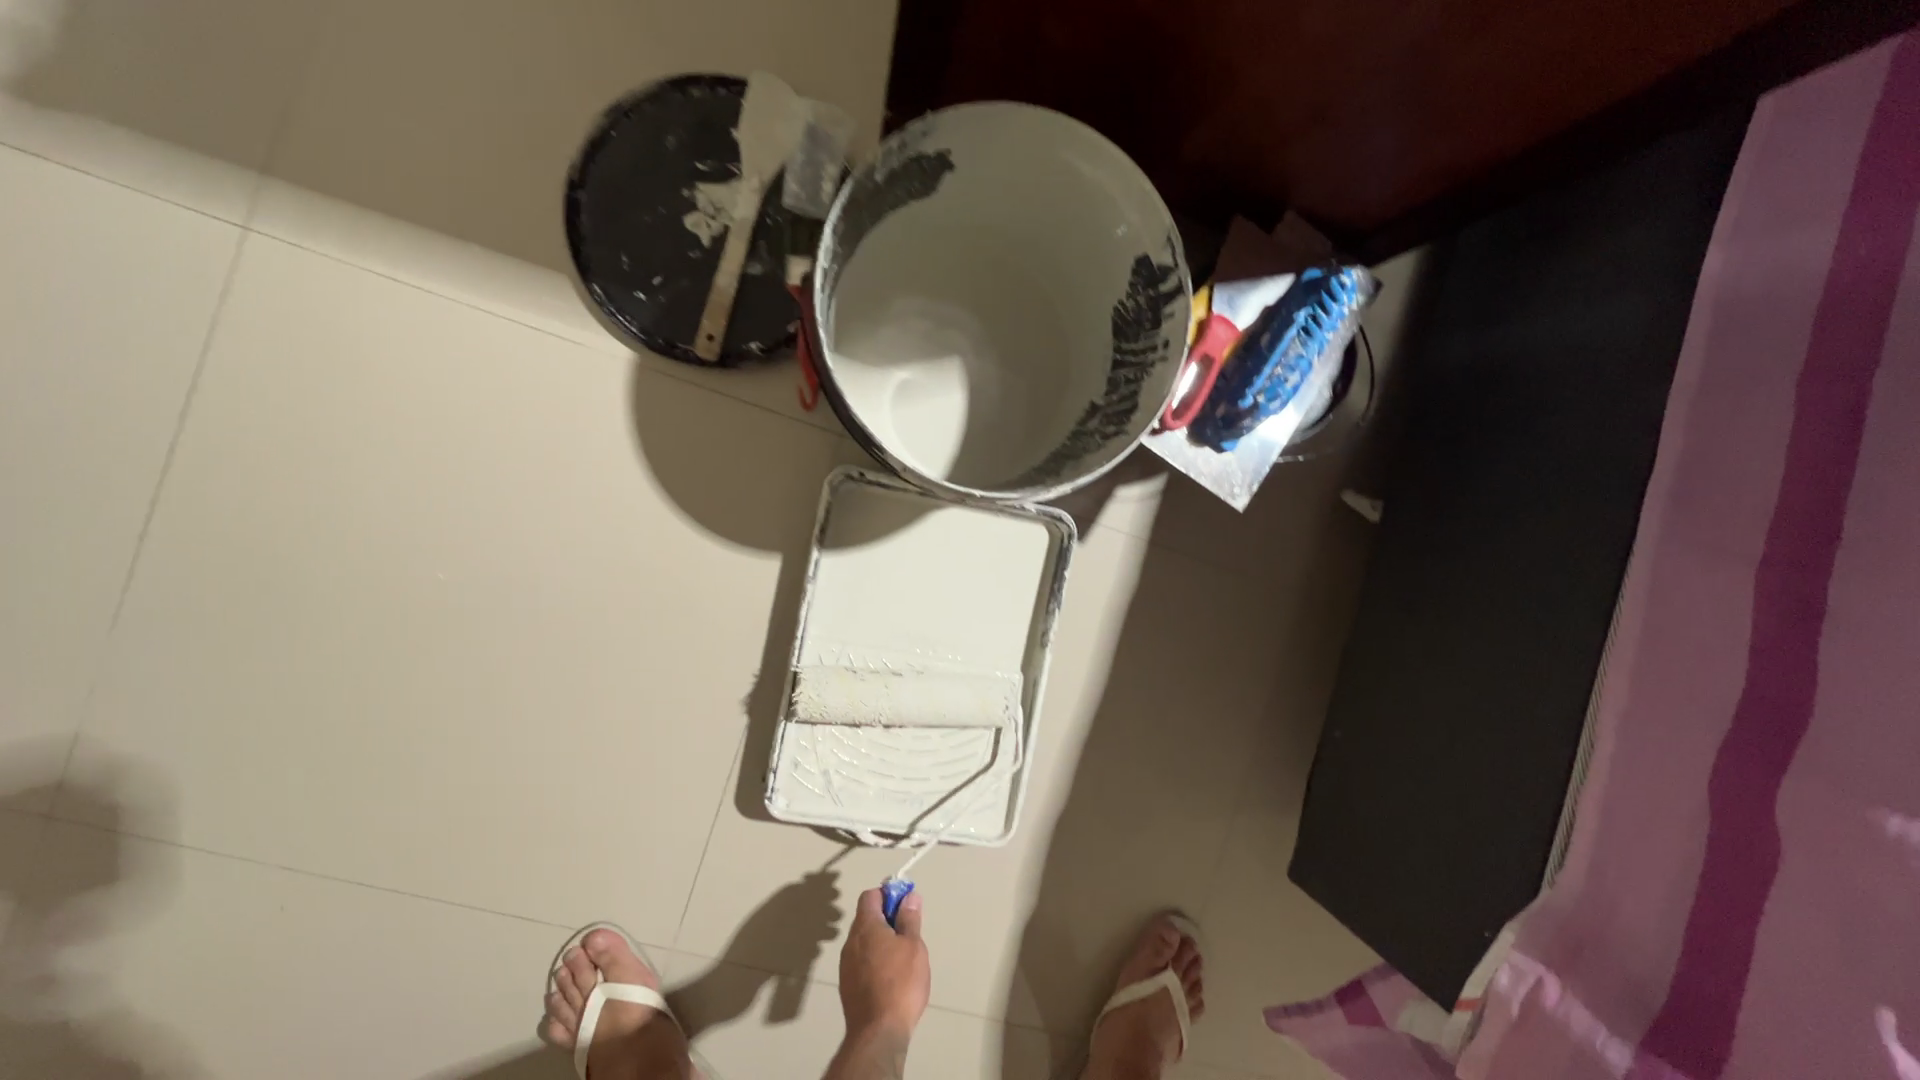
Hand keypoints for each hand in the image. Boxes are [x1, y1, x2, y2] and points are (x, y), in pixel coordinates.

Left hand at [837, 887, 930, 1041]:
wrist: (878, 1032)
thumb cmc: (901, 983)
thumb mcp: (913, 946)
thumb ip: (909, 919)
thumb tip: (909, 896)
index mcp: (865, 927)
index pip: (870, 896)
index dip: (888, 895)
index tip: (906, 906)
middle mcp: (850, 942)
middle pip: (866, 918)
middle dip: (887, 919)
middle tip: (909, 934)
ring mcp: (846, 965)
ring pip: (864, 941)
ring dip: (881, 941)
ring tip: (902, 959)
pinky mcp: (847, 985)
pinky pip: (861, 961)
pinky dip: (875, 961)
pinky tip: (890, 978)